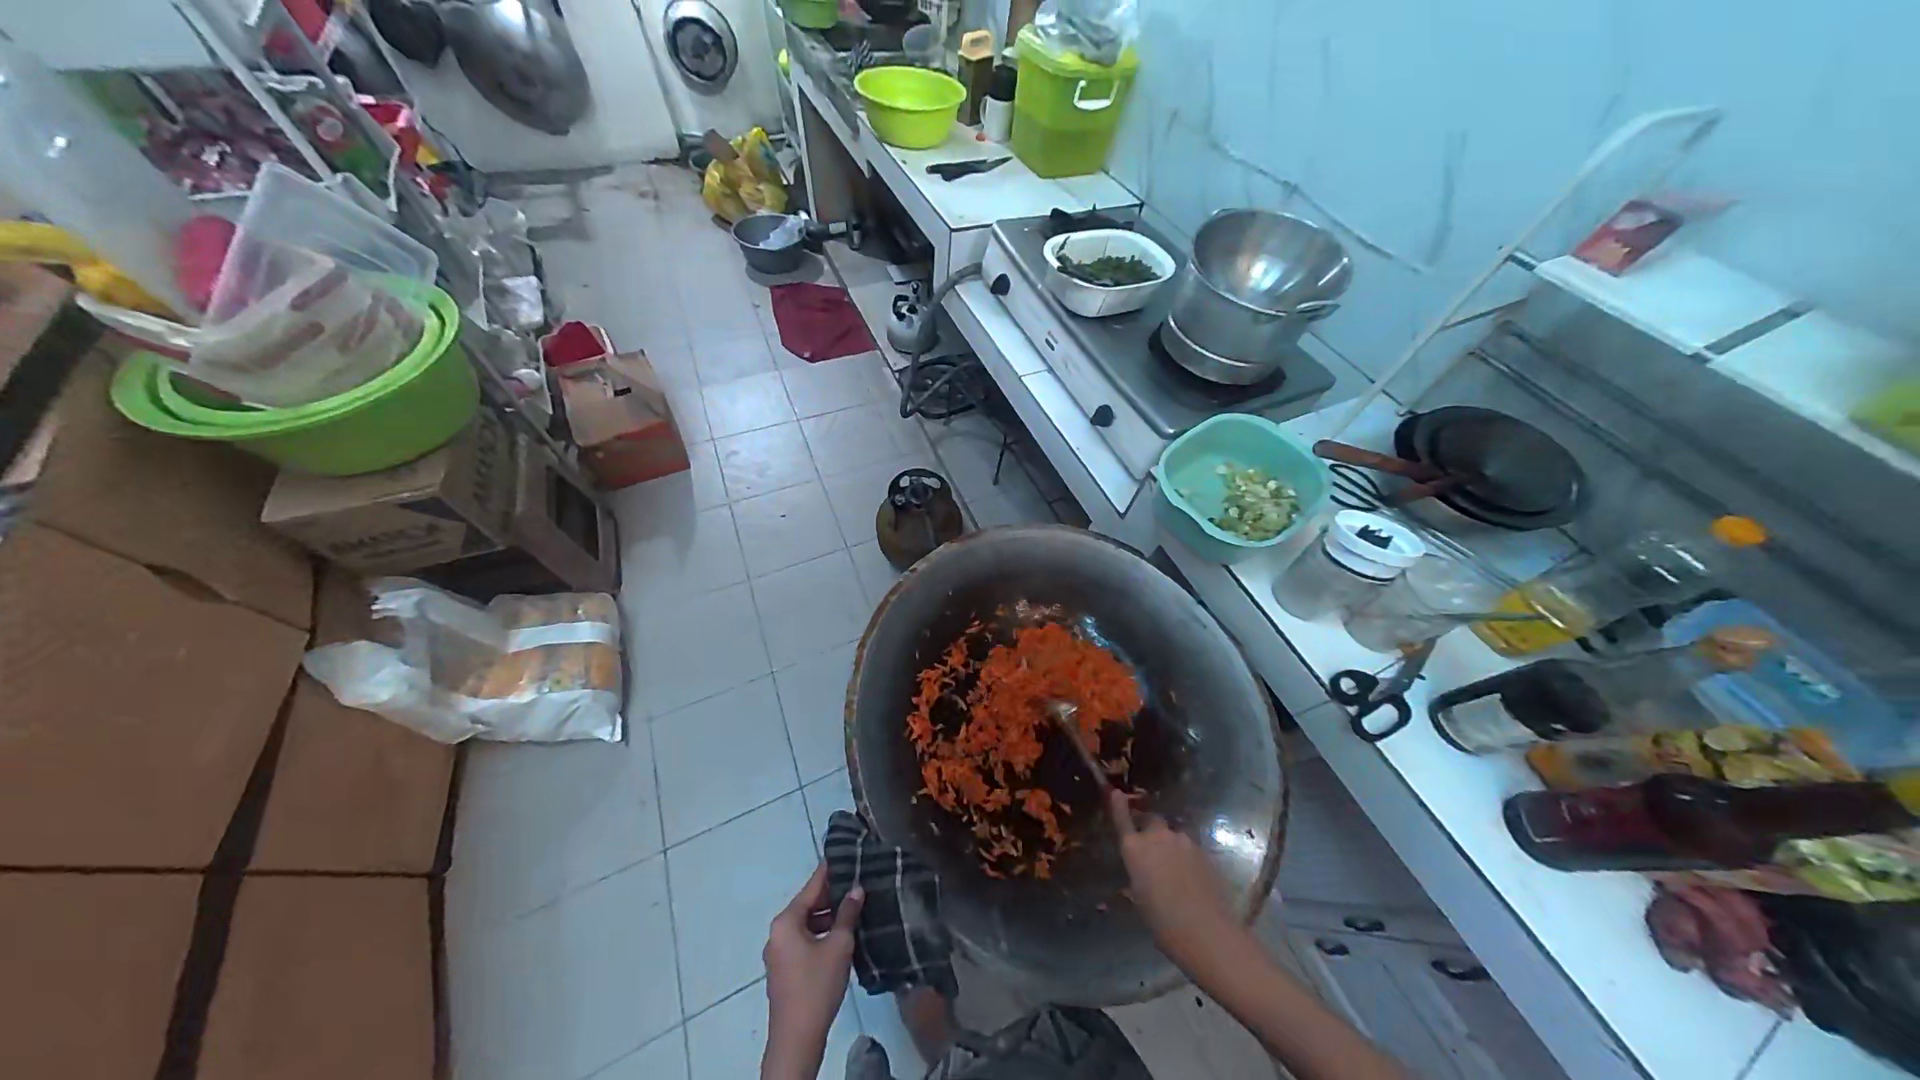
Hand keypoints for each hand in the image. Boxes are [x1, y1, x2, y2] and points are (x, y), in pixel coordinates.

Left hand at [762, 862, 863, 1079]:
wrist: (796, 1038)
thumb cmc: (816, 986)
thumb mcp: (838, 946)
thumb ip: (847, 914)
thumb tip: (856, 889)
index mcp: (786, 921)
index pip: (811, 887)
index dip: (829, 871)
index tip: (842, 853)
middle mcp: (778, 932)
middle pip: (807, 904)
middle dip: (832, 896)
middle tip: (857, 882)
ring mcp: (779, 952)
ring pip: (807, 924)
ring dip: (828, 917)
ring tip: (855, 907)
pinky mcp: (785, 969)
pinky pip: (804, 940)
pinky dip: (821, 933)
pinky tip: (842, 934)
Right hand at [1109, 790, 1241, 965]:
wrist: (1206, 931)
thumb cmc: (1162, 922)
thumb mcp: (1140, 897)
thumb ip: (1139, 874)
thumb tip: (1144, 870)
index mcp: (1134, 848)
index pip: (1122, 819)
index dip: (1118, 805)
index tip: (1117, 793)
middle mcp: (1158, 837)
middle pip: (1152, 821)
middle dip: (1149, 828)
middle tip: (1151, 848)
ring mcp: (1184, 842)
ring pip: (1173, 835)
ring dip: (1170, 845)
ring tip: (1174, 869)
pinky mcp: (1204, 851)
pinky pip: (1189, 848)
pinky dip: (1186, 856)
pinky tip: (1191, 878)